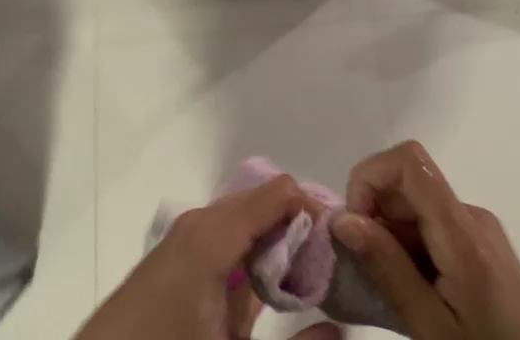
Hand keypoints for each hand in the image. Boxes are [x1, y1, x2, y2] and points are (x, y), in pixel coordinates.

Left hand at [74, 174, 340, 339]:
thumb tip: (344, 330)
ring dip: (279, 249)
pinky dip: (253, 261)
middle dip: (302, 234)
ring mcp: (184, 242)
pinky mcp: (175, 263)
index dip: (317, 214)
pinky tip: (270, 296)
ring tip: (311, 286)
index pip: (280, 192)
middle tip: (334, 274)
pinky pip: (227, 245)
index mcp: (214, 234)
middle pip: (266, 206)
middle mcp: (199, 225)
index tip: (343, 251)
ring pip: (247, 227)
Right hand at [331, 142, 519, 339]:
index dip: (369, 177)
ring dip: (388, 239)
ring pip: (416, 210)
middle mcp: (473, 217)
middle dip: (372, 217)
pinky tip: (407, 293)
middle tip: (360, 270)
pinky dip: (407, 251)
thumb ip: (388, 269)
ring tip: (383, 291)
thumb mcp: (431, 325)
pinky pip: (432, 229)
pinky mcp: (482, 246)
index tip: (353, 227)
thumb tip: (342, 218)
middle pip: (408, 186)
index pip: (409, 161)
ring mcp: (480, 230)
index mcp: (464, 231)